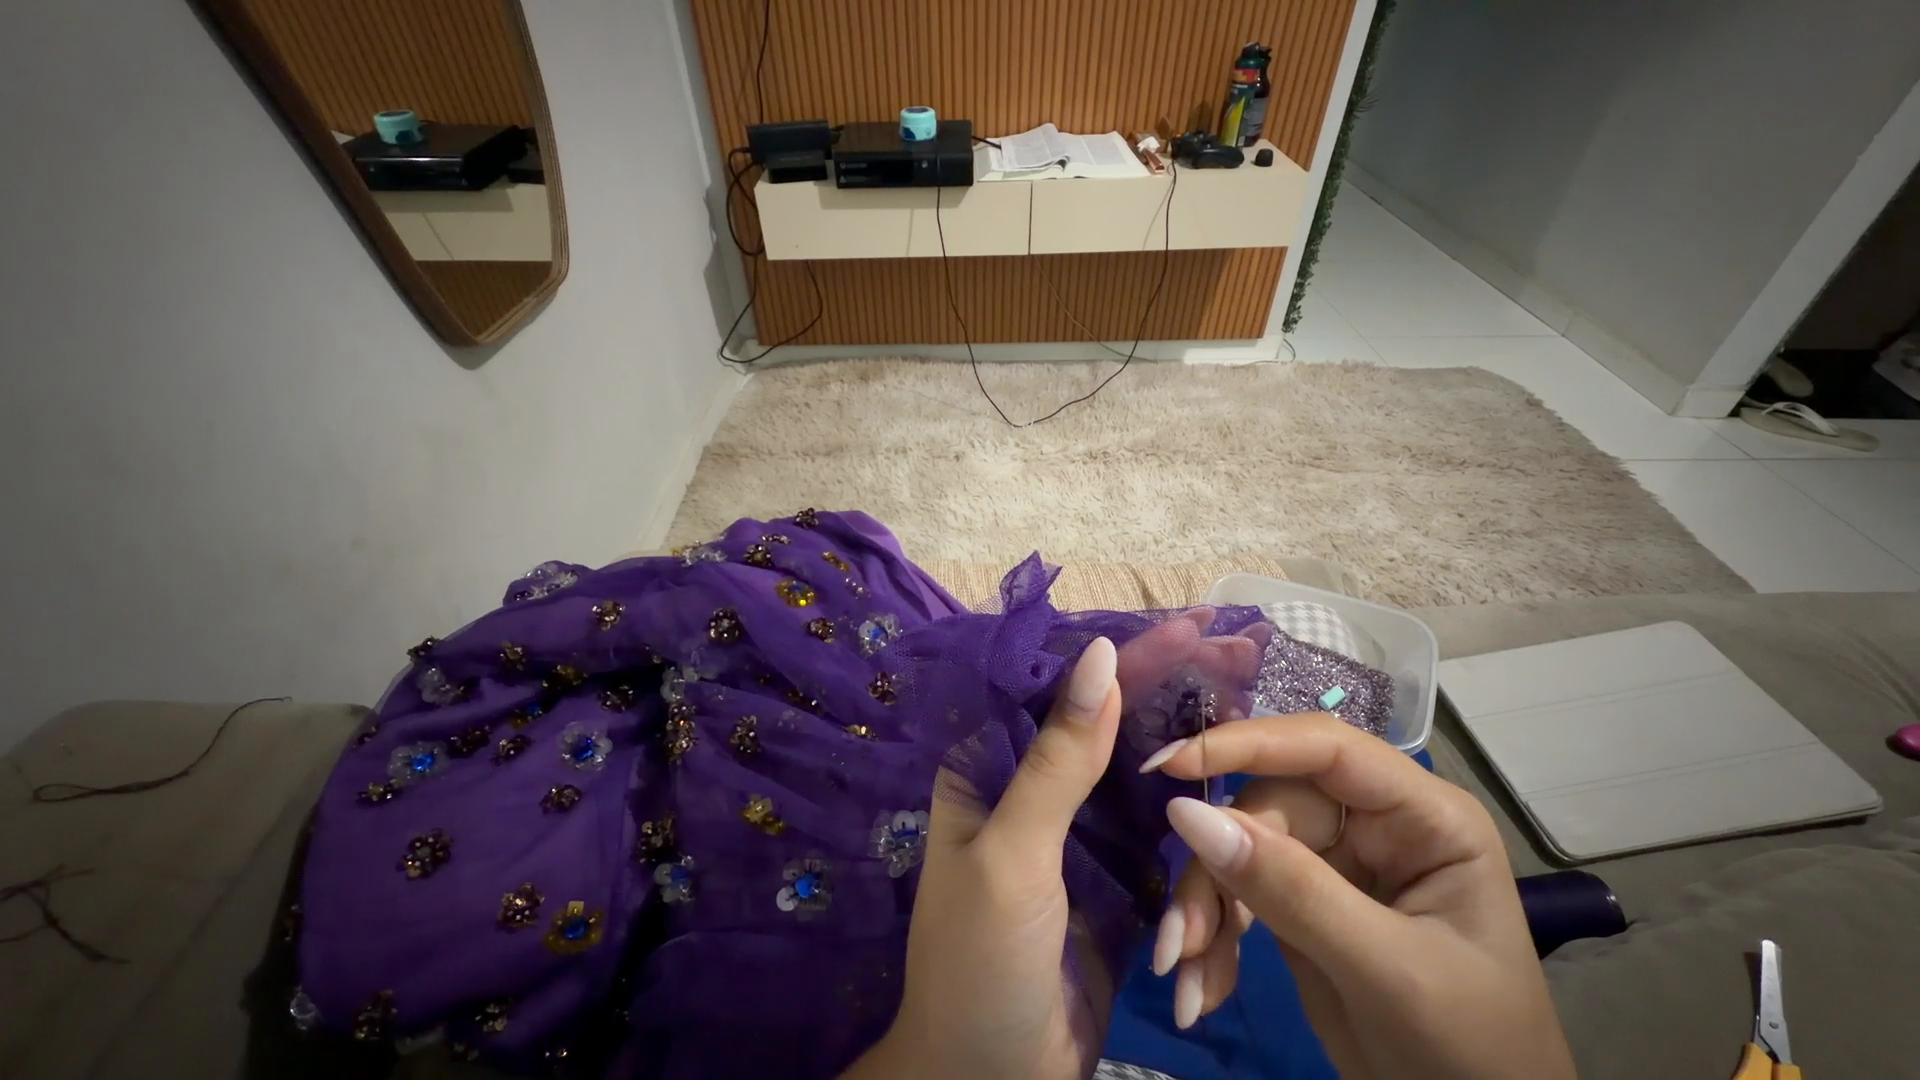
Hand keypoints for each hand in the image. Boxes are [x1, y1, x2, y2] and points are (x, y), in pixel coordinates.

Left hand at [846, 612, 1264, 1079]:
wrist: (990, 1079)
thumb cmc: (981, 961)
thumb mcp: (1014, 855)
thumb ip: (1058, 761)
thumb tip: (1101, 656)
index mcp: (991, 769)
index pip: (1059, 690)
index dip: (1125, 654)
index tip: (1193, 625)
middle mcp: (1035, 790)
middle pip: (1109, 724)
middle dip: (1171, 686)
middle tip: (1240, 651)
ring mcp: (1080, 836)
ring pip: (1141, 773)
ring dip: (1190, 741)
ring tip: (1253, 701)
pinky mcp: (1116, 881)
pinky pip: (1161, 832)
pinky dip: (1195, 808)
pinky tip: (1237, 778)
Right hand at [1147, 712, 1575, 1079]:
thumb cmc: (1470, 1047)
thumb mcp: (1385, 970)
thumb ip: (1290, 889)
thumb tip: (1187, 812)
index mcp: (1422, 815)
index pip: (1322, 749)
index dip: (1244, 745)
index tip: (1167, 768)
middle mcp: (1374, 822)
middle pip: (1265, 809)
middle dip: (1216, 874)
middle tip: (1180, 943)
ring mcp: (1336, 861)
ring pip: (1239, 849)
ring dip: (1204, 911)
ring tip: (1185, 974)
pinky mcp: (1302, 900)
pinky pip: (1238, 893)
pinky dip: (1213, 937)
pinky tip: (1202, 987)